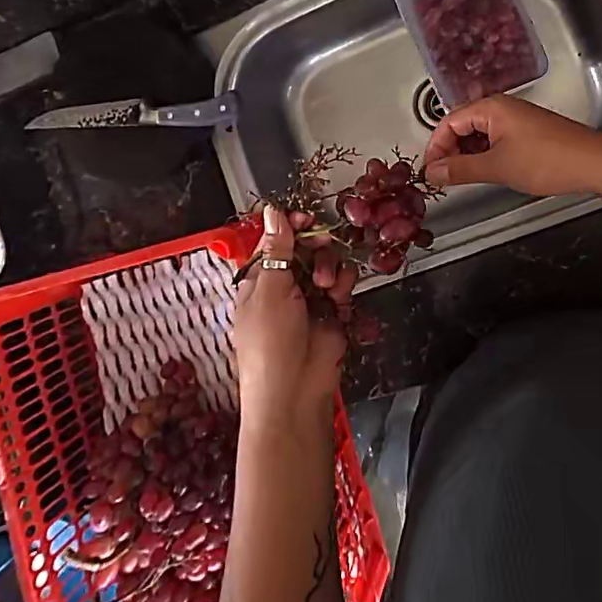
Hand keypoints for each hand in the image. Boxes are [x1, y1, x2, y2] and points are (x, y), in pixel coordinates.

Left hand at [232, 206, 351, 430]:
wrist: (295, 390)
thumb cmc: (270, 343)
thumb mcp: (268, 289)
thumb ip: (277, 247)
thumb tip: (272, 211)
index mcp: (258, 278)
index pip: (275, 240)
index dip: (290, 226)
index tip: (306, 219)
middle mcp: (284, 284)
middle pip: (305, 247)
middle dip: (315, 244)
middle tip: (322, 245)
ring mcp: (310, 296)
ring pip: (327, 261)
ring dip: (329, 266)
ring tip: (326, 285)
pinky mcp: (333, 309)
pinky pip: (342, 282)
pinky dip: (343, 283)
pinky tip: (338, 293)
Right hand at [422, 93, 601, 196]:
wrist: (596, 163)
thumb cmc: (549, 160)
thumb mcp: (497, 167)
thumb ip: (460, 169)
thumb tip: (432, 171)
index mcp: (491, 108)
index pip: (448, 122)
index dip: (435, 147)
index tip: (430, 171)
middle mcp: (502, 107)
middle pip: (462, 125)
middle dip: (450, 151)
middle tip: (443, 177)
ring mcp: (516, 119)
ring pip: (479, 134)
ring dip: (467, 155)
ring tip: (463, 178)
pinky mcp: (528, 132)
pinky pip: (496, 139)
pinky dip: (485, 155)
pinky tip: (487, 172)